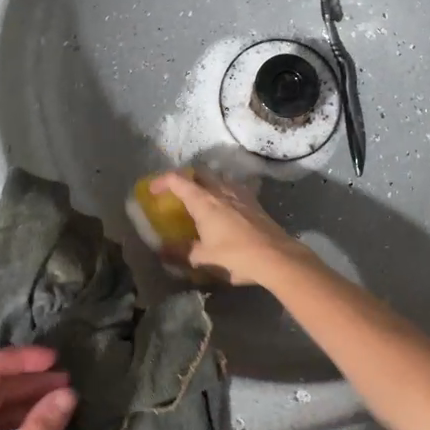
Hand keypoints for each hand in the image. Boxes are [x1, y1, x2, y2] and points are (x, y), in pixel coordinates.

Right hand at [150, 172, 315, 285]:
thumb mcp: (204, 258)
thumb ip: (181, 252)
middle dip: (186, 178)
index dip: (162, 181)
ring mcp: (240, 193)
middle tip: (179, 193)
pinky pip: (235, 187)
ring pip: (218, 178)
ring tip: (204, 199)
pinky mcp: (254, 201)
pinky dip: (225, 191)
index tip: (152, 190)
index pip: (177, 180)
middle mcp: (220, 190)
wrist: (276, 257)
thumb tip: (162, 250)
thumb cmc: (235, 255)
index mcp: (203, 201)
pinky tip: (228, 207)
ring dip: (208, 183)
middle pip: (199, 172)